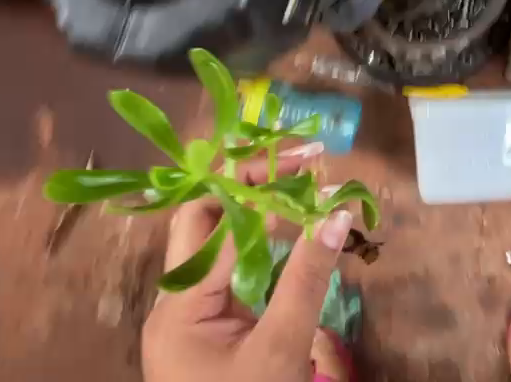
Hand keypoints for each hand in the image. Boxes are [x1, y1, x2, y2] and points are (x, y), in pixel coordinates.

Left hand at [141, 150, 353, 381]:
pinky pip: (226, 263)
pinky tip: (287, 221)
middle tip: (301, 160)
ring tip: (300, 178)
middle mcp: (172, 302)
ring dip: (254, 202)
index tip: (310, 165)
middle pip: (203, 218)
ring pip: (213, 236)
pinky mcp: (207, 325)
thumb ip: (307, 276)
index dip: (262, 187)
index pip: (216, 223)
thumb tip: (338, 210)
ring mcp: (187, 314)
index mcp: (177, 309)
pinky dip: (257, 234)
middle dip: (249, 179)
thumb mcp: (282, 350)